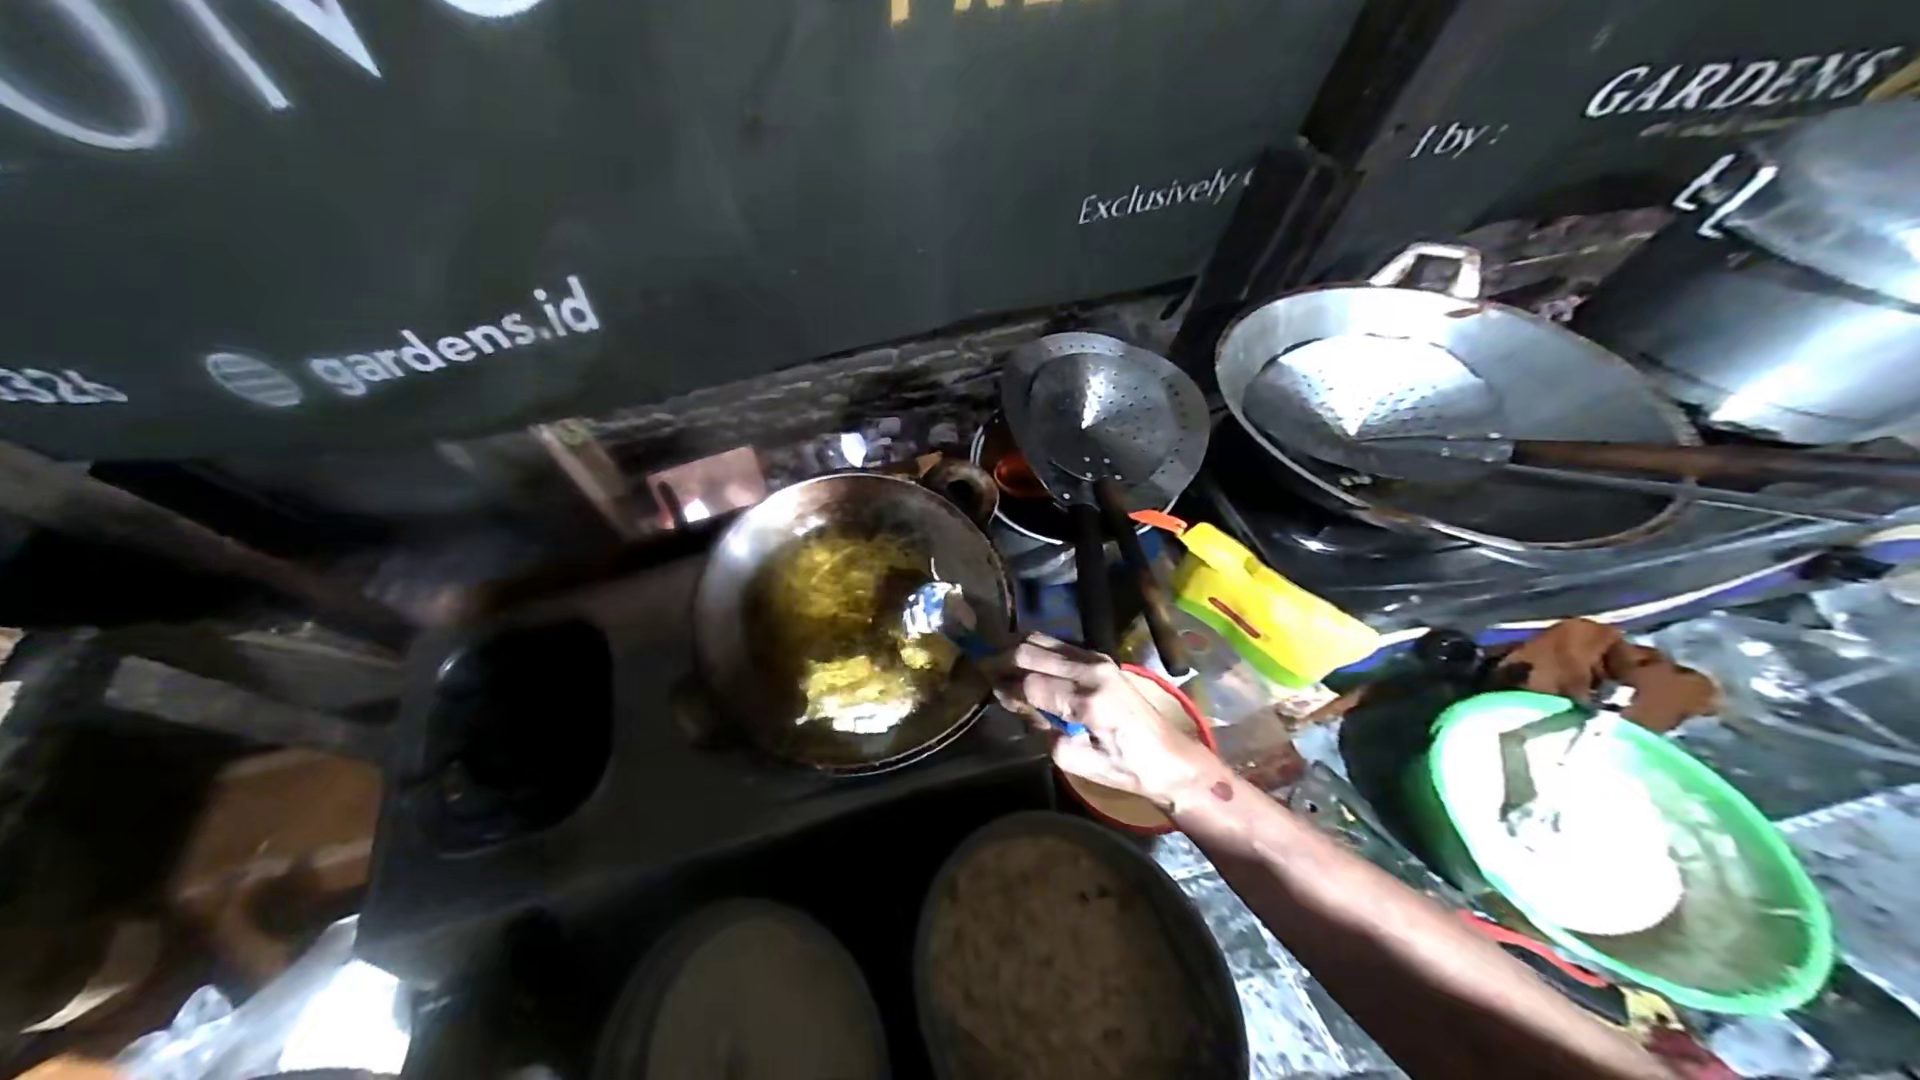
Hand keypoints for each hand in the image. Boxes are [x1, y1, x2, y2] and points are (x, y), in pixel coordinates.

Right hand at [993, 634, 1223, 807]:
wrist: (1171, 756)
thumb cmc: (1127, 768)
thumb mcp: (1077, 763)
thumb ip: (1043, 732)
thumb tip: (1020, 705)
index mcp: (1087, 701)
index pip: (1029, 684)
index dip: (1004, 688)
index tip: (991, 692)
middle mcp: (1091, 670)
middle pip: (1029, 651)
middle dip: (1001, 661)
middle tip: (985, 673)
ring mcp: (1097, 658)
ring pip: (1041, 639)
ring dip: (1016, 649)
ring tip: (1001, 665)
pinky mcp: (1100, 656)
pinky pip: (1057, 642)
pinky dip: (1035, 648)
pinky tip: (1025, 662)